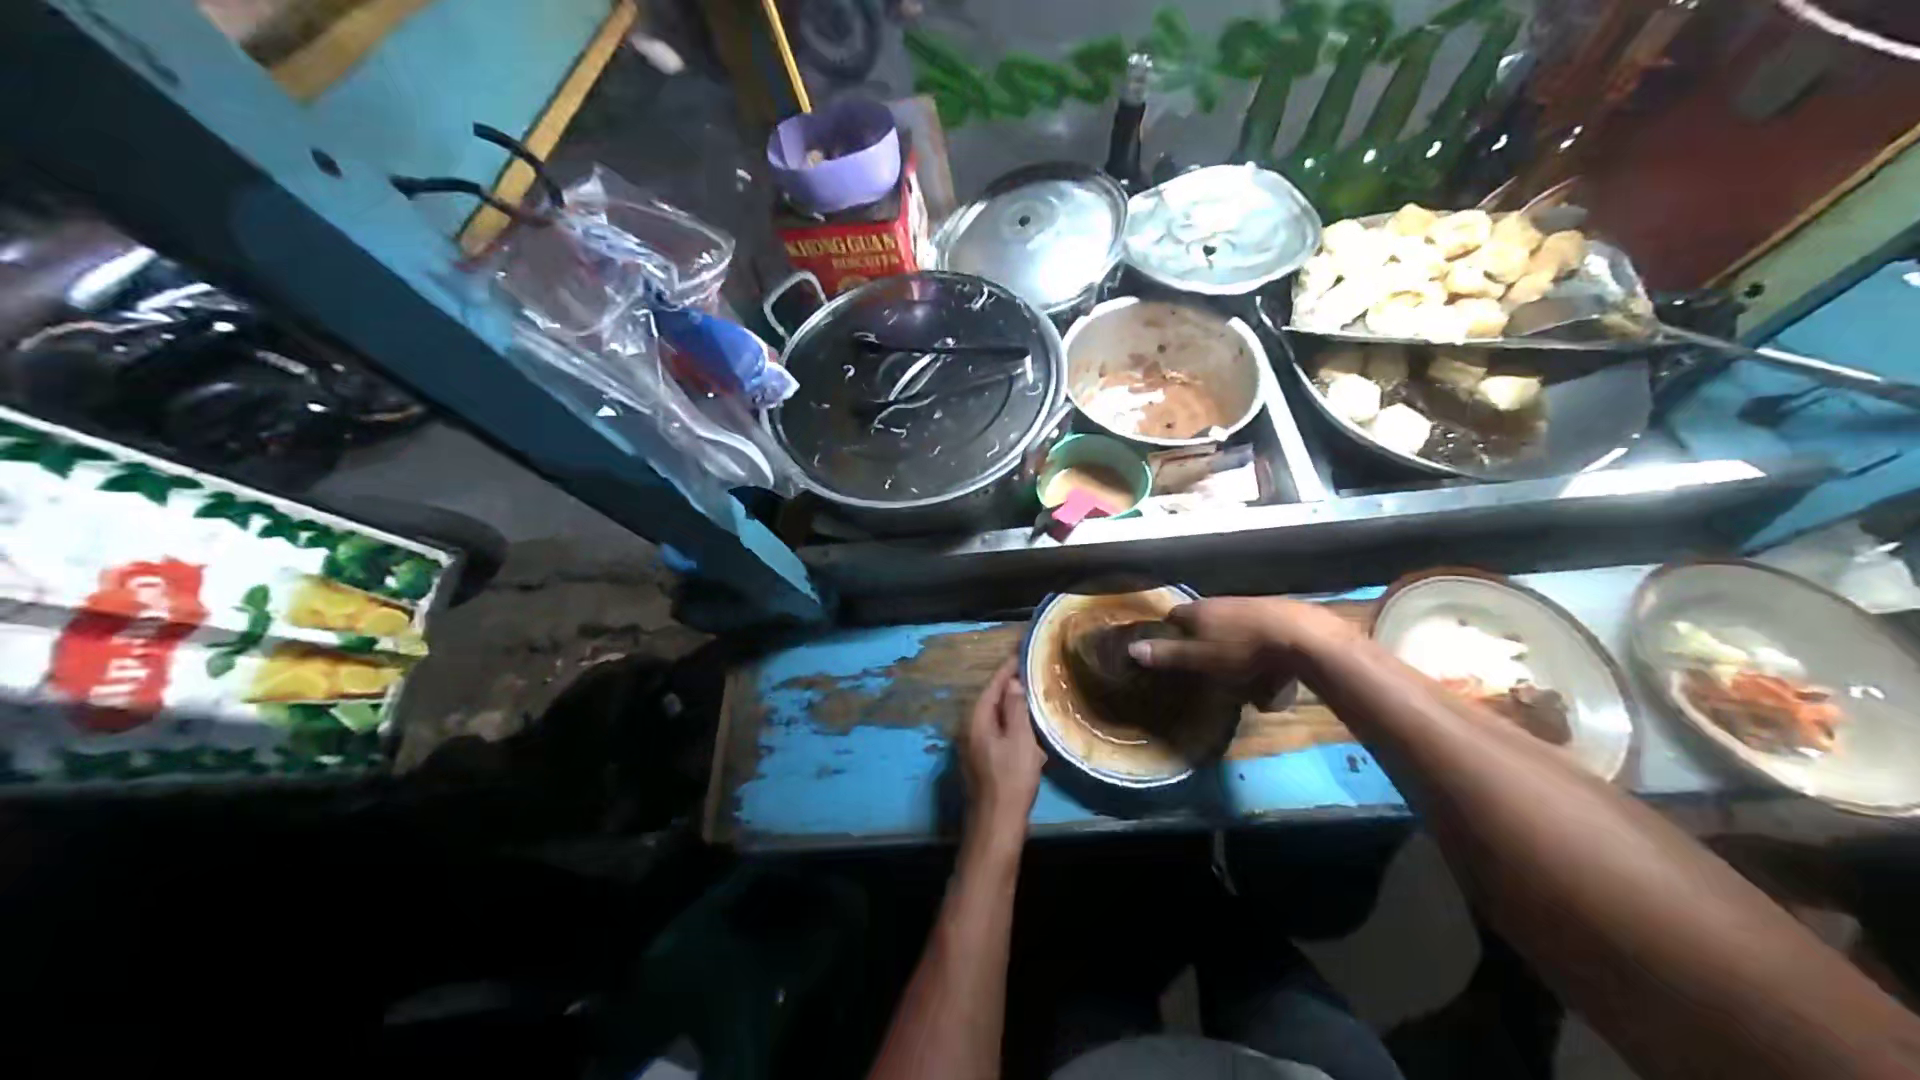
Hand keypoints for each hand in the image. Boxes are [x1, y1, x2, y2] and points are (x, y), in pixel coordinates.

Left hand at [960, 657, 1045, 838]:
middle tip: (1030, 672)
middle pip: (990, 700)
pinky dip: (1012, 726)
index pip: (992, 686)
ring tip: (1032, 696)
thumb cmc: (1011, 779)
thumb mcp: (1019, 740)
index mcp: (976, 720)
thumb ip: (1015, 708)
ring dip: (1011, 707)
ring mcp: (974, 747)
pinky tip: (1028, 729)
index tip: (1020, 653)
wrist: (997, 824)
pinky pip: (998, 733)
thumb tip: (1012, 682)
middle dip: (1009, 686)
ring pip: (994, 718)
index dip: (1006, 669)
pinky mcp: (982, 762)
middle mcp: (970, 730)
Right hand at [1128, 596, 1359, 683]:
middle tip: (1205, 664)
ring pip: (1230, 624)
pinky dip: (1255, 643)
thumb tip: (1131, 648)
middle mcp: (1221, 602)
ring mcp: (1250, 604)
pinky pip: (1256, 629)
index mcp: (1198, 610)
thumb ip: (1168, 654)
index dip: (1170, 633)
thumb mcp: (1200, 659)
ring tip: (1237, 668)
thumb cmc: (1243, 650)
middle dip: (1203, 639)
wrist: (1301, 637)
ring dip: (1230, 641)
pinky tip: (1265, 662)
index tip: (1171, 652)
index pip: (1174, 617)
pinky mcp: (1276, 612)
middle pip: (1203, 619)